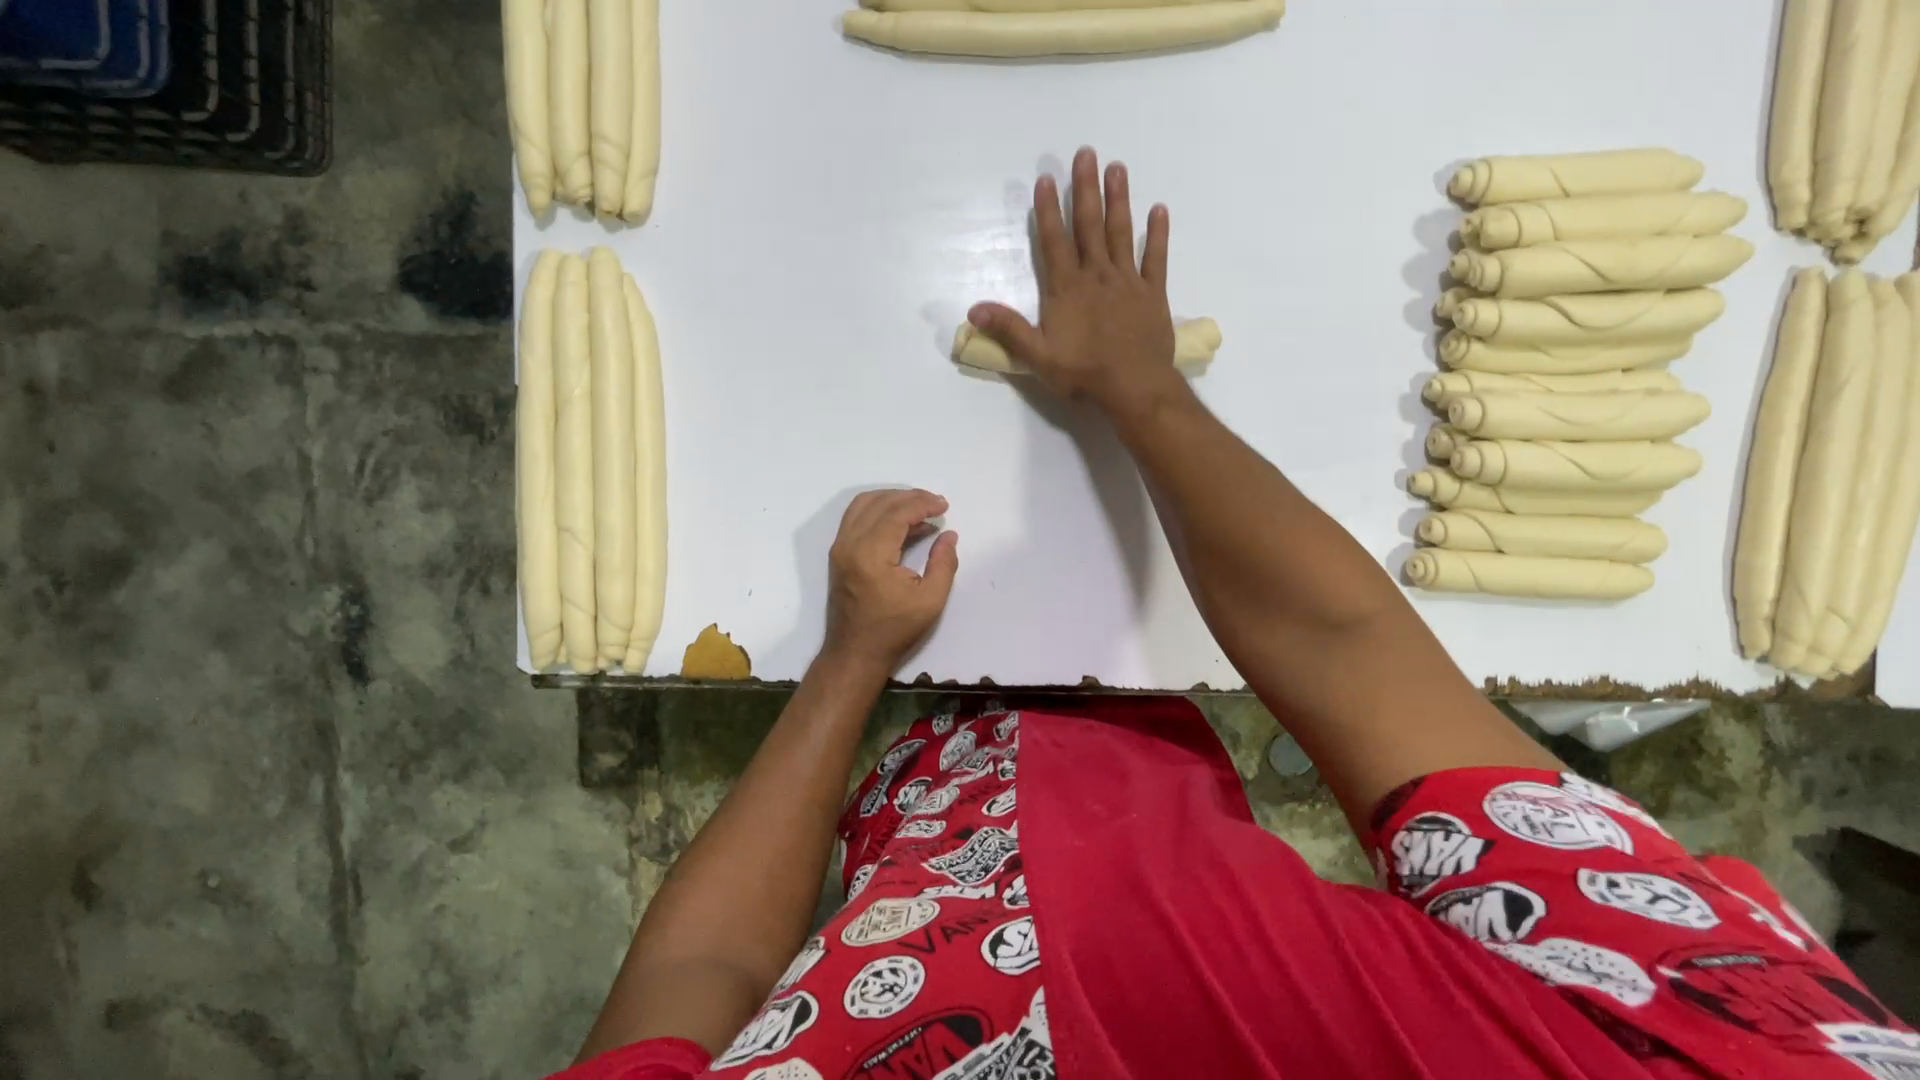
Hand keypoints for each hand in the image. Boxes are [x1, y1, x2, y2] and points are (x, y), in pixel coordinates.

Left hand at [822, 488, 958, 672]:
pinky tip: (901, 523)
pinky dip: (878, 511)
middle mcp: (849, 544)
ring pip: (863, 505)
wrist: (854, 653)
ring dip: (891, 499)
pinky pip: (855, 518)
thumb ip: (944, 563)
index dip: (922, 503)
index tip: (944, 506)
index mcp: (871, 554)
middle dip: (910, 497)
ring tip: (918, 507)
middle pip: (879, 503)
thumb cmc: (894, 630)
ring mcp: (840, 548)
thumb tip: (948, 535)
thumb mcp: (930, 600)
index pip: (897, 513)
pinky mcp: (838, 554)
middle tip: (935, 504)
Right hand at [967, 147, 1185, 417]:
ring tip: (1117, 167)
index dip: (1048, 210)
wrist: (1134, 386)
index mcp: (1067, 288)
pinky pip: (1155, 258)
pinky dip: (1157, 234)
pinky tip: (1159, 209)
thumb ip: (1008, 329)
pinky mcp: (1152, 293)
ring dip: (1118, 199)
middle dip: (1085, 188)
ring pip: (1121, 232)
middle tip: (1086, 153)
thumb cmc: (1083, 373)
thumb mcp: (1038, 356)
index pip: (1054, 241)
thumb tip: (974, 309)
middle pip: (1089, 225)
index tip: (1045, 179)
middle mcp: (1096, 275)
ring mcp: (1127, 281)